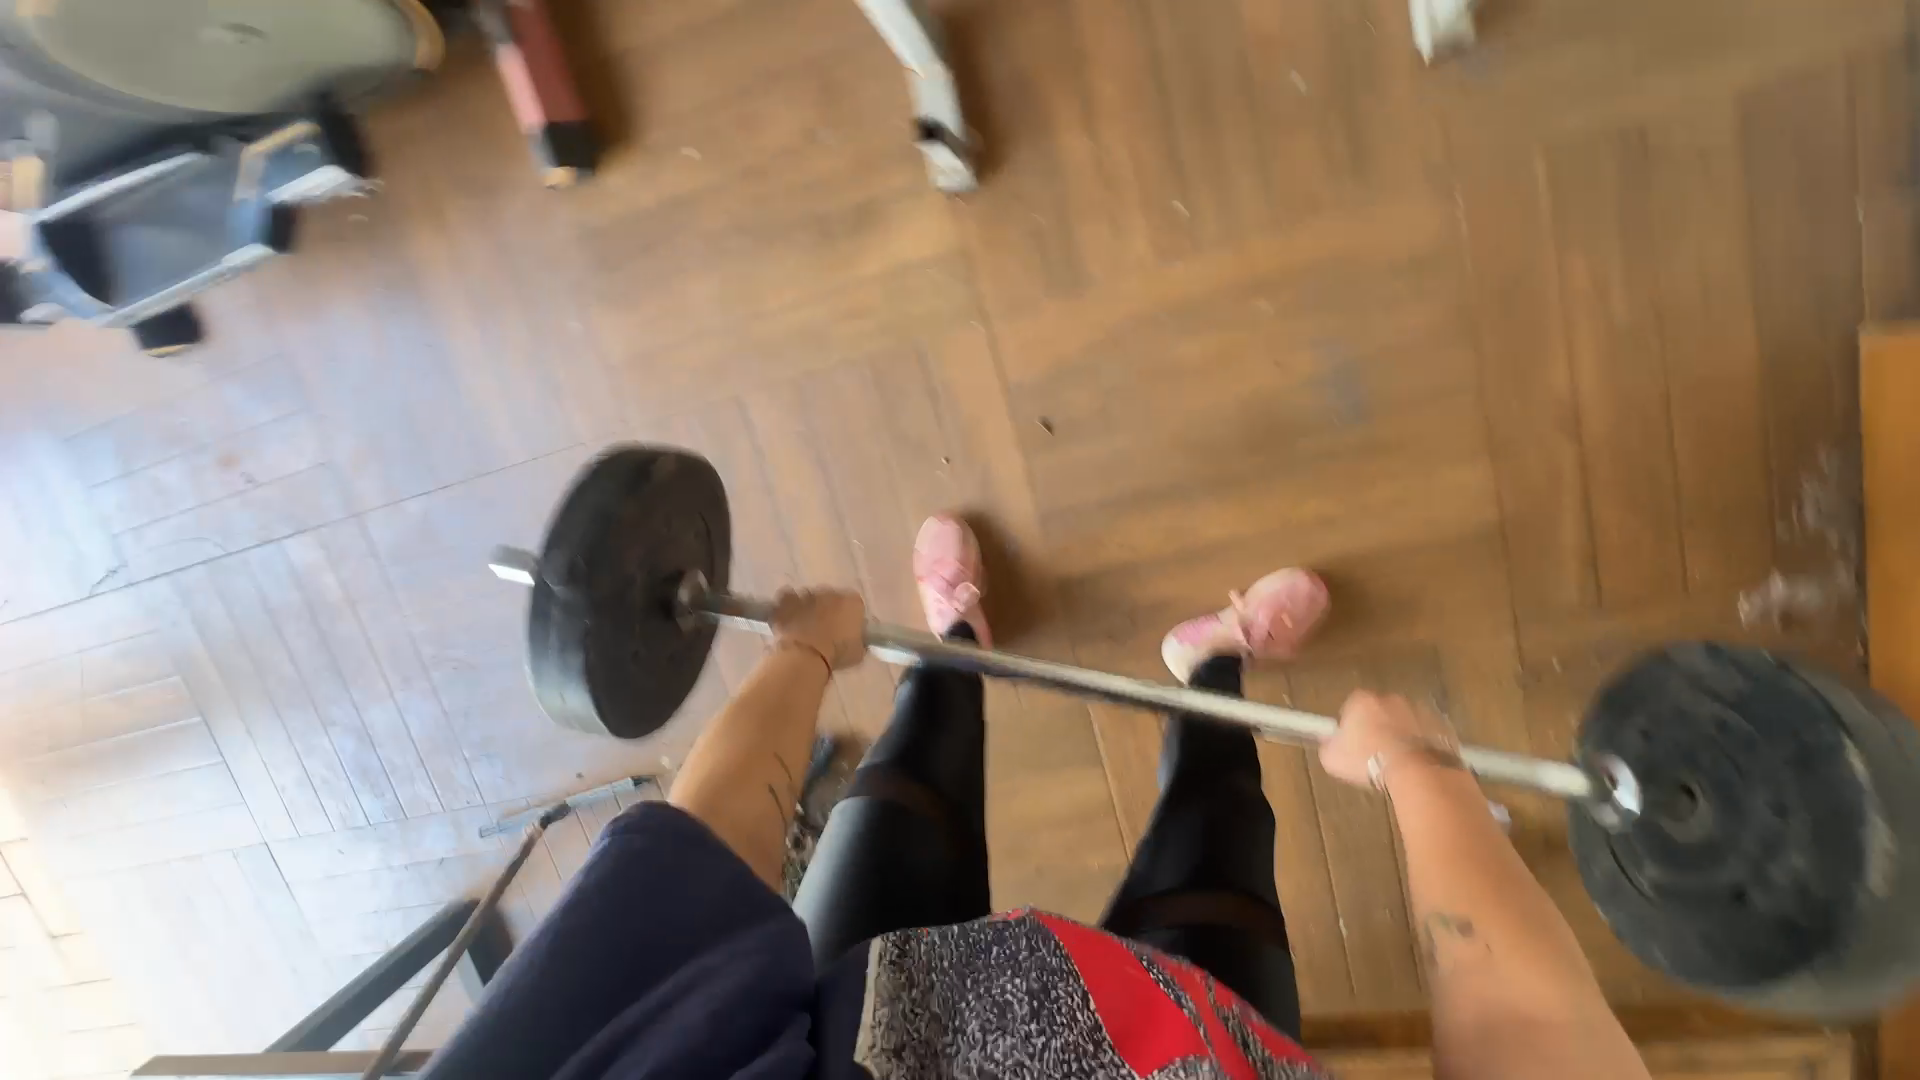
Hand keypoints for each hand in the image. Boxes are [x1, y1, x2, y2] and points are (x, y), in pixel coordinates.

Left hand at [770, 587, 866, 670]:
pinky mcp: (788, 600)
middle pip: (832, 599)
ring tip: (804, 628)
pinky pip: (788, 598)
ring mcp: (808, 594)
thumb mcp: (858, 653)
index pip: (855, 606)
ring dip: (809, 608)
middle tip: (825, 631)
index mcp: (853, 602)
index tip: (846, 632)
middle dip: (829, 611)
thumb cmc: (836, 654)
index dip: (851, 618)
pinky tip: (787, 617)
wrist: (805, 655)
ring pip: (810, 598)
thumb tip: (856, 640)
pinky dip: (788, 605)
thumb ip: (859, 641)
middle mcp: (832, 593)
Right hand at [1320, 691, 1458, 789]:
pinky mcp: (1443, 725)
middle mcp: (1391, 698)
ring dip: (1402, 733)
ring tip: (1399, 760)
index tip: (1353, 744)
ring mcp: (1420, 709)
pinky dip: (1424, 742)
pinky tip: (1418, 762)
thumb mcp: (1333, 759)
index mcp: (1362, 700)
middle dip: (1379, 726)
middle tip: (1376, 752)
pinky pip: (1428, 732)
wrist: (1417, 772)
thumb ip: (1328, 746)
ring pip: (1406, 719)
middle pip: (1381, 710)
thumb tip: (1329, 743)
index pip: (1352, 707)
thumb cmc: (1369, 761)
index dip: (1352, 726)